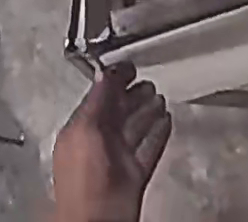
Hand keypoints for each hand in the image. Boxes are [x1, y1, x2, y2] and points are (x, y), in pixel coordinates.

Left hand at [51, 63, 172, 221]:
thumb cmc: (84, 182)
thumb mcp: (87, 132)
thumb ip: (97, 102)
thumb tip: (104, 74)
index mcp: (80, 130)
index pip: (98, 96)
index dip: (114, 79)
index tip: (129, 66)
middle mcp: (97, 143)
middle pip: (118, 112)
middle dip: (133, 95)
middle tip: (148, 81)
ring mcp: (117, 162)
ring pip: (134, 130)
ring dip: (147, 112)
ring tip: (161, 98)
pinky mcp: (134, 179)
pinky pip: (147, 151)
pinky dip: (158, 135)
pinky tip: (167, 122)